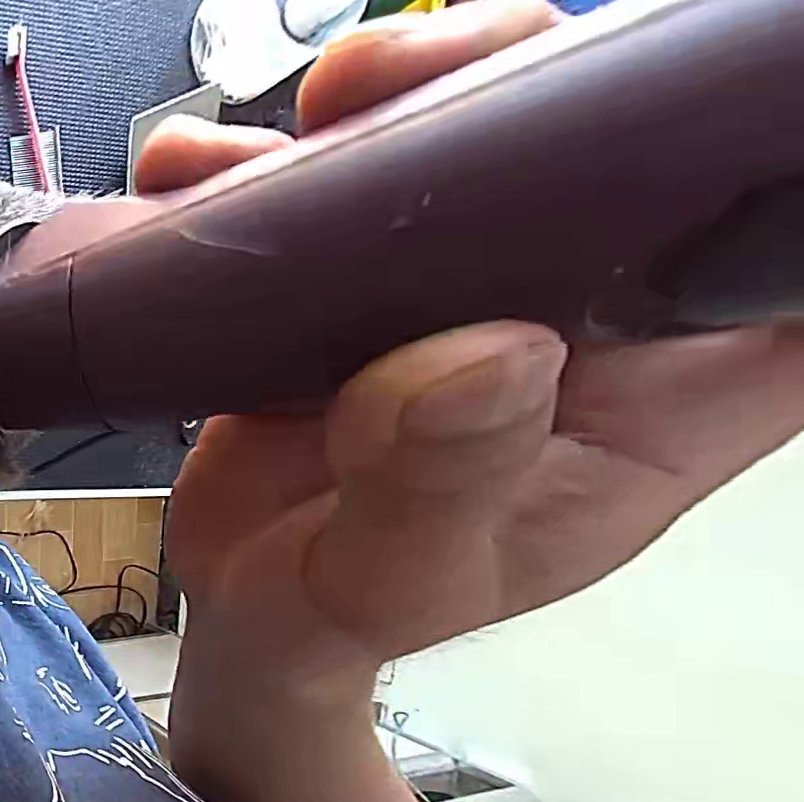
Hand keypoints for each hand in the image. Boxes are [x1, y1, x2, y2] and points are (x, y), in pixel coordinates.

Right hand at [145, 0, 803, 675]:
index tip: (655, 59)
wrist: (245, 608)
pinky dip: (247, 189)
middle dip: (503, 80)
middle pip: (585, 147)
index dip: (747, 115)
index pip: (776, 221)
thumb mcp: (398, 576)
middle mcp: (562, 317)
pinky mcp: (330, 314)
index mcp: (665, 380)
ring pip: (433, 166)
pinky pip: (306, 228)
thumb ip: (441, 482)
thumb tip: (473, 353)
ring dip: (361, 116)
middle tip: (385, 81)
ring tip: (283, 120)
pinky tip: (187, 179)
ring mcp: (433, 307)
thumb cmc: (338, 612)